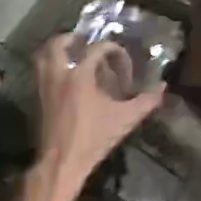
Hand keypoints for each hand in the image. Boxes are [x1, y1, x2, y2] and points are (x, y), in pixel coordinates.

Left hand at [32, 37, 164, 188]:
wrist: (61, 162)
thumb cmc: (93, 139)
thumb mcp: (124, 120)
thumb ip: (146, 102)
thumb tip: (163, 88)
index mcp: (80, 76)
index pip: (97, 49)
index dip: (112, 50)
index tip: (122, 61)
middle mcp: (59, 75)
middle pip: (58, 44)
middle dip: (71, 38)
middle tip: (83, 41)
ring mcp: (44, 86)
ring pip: (42, 57)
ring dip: (55, 50)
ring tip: (69, 54)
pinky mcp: (37, 99)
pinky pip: (39, 72)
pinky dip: (49, 66)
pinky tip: (62, 76)